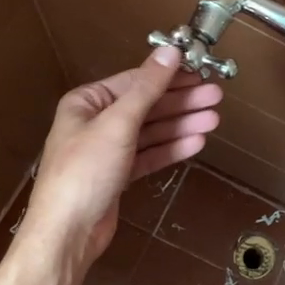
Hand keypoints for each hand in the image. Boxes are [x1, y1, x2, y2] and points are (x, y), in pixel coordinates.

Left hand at [25, 47, 222, 258]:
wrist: (67, 234)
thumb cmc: (85, 171)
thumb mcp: (118, 123)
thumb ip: (148, 87)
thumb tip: (171, 50)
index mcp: (87, 102)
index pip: (135, 81)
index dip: (169, 76)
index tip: (200, 72)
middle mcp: (96, 122)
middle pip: (146, 106)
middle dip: (181, 103)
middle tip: (216, 97)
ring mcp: (108, 150)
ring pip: (151, 131)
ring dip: (181, 125)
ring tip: (214, 120)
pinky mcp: (118, 175)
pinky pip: (149, 155)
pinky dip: (172, 148)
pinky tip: (196, 142)